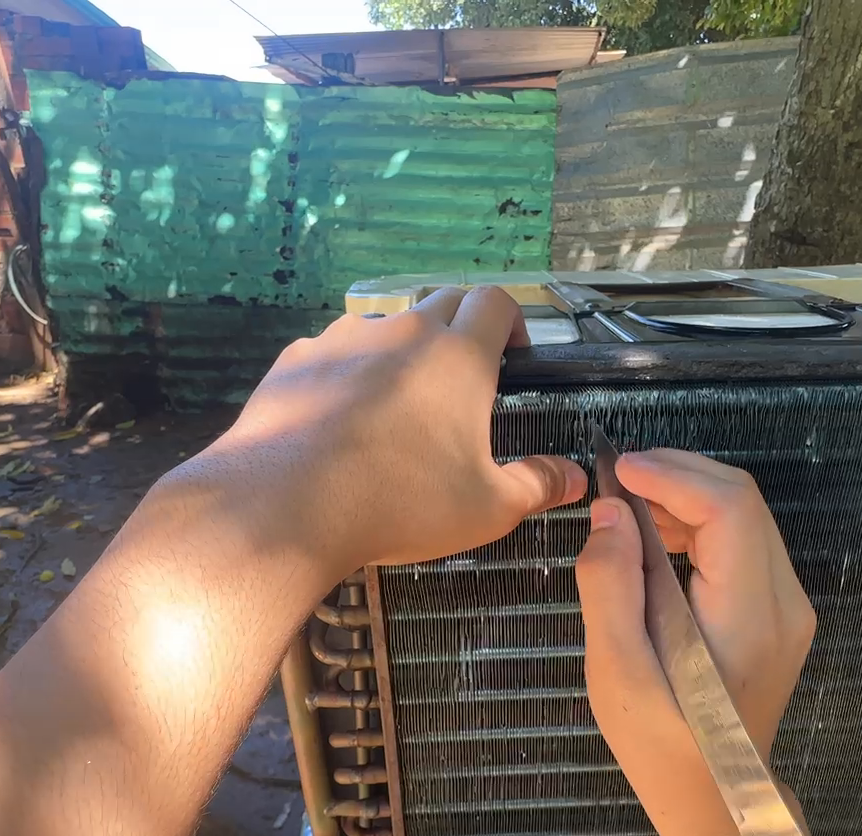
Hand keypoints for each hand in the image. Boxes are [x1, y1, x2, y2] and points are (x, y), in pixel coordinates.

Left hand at [191, 286, 585, 573]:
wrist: (285, 504)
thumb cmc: (402, 502)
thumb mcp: (487, 508)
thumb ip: (538, 485)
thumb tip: (577, 477)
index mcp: (458, 356)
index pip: (496, 301)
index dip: (512, 320)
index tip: (513, 355)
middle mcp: (403, 331)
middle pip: (443, 302)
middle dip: (462, 329)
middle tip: (463, 381)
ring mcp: (344, 338)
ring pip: (387, 323)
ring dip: (403, 348)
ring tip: (399, 401)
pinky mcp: (297, 358)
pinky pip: (335, 350)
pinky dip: (350, 369)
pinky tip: (341, 415)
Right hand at [575, 451, 814, 835]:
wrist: (717, 798)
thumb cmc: (659, 744)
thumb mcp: (616, 670)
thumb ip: (610, 586)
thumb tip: (611, 512)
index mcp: (748, 618)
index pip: (730, 510)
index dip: (675, 476)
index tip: (620, 469)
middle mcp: (784, 603)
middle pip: (742, 502)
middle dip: (678, 474)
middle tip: (617, 477)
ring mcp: (787, 606)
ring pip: (743, 516)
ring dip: (685, 495)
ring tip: (627, 502)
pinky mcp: (776, 611)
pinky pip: (740, 543)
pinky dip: (696, 523)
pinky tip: (655, 535)